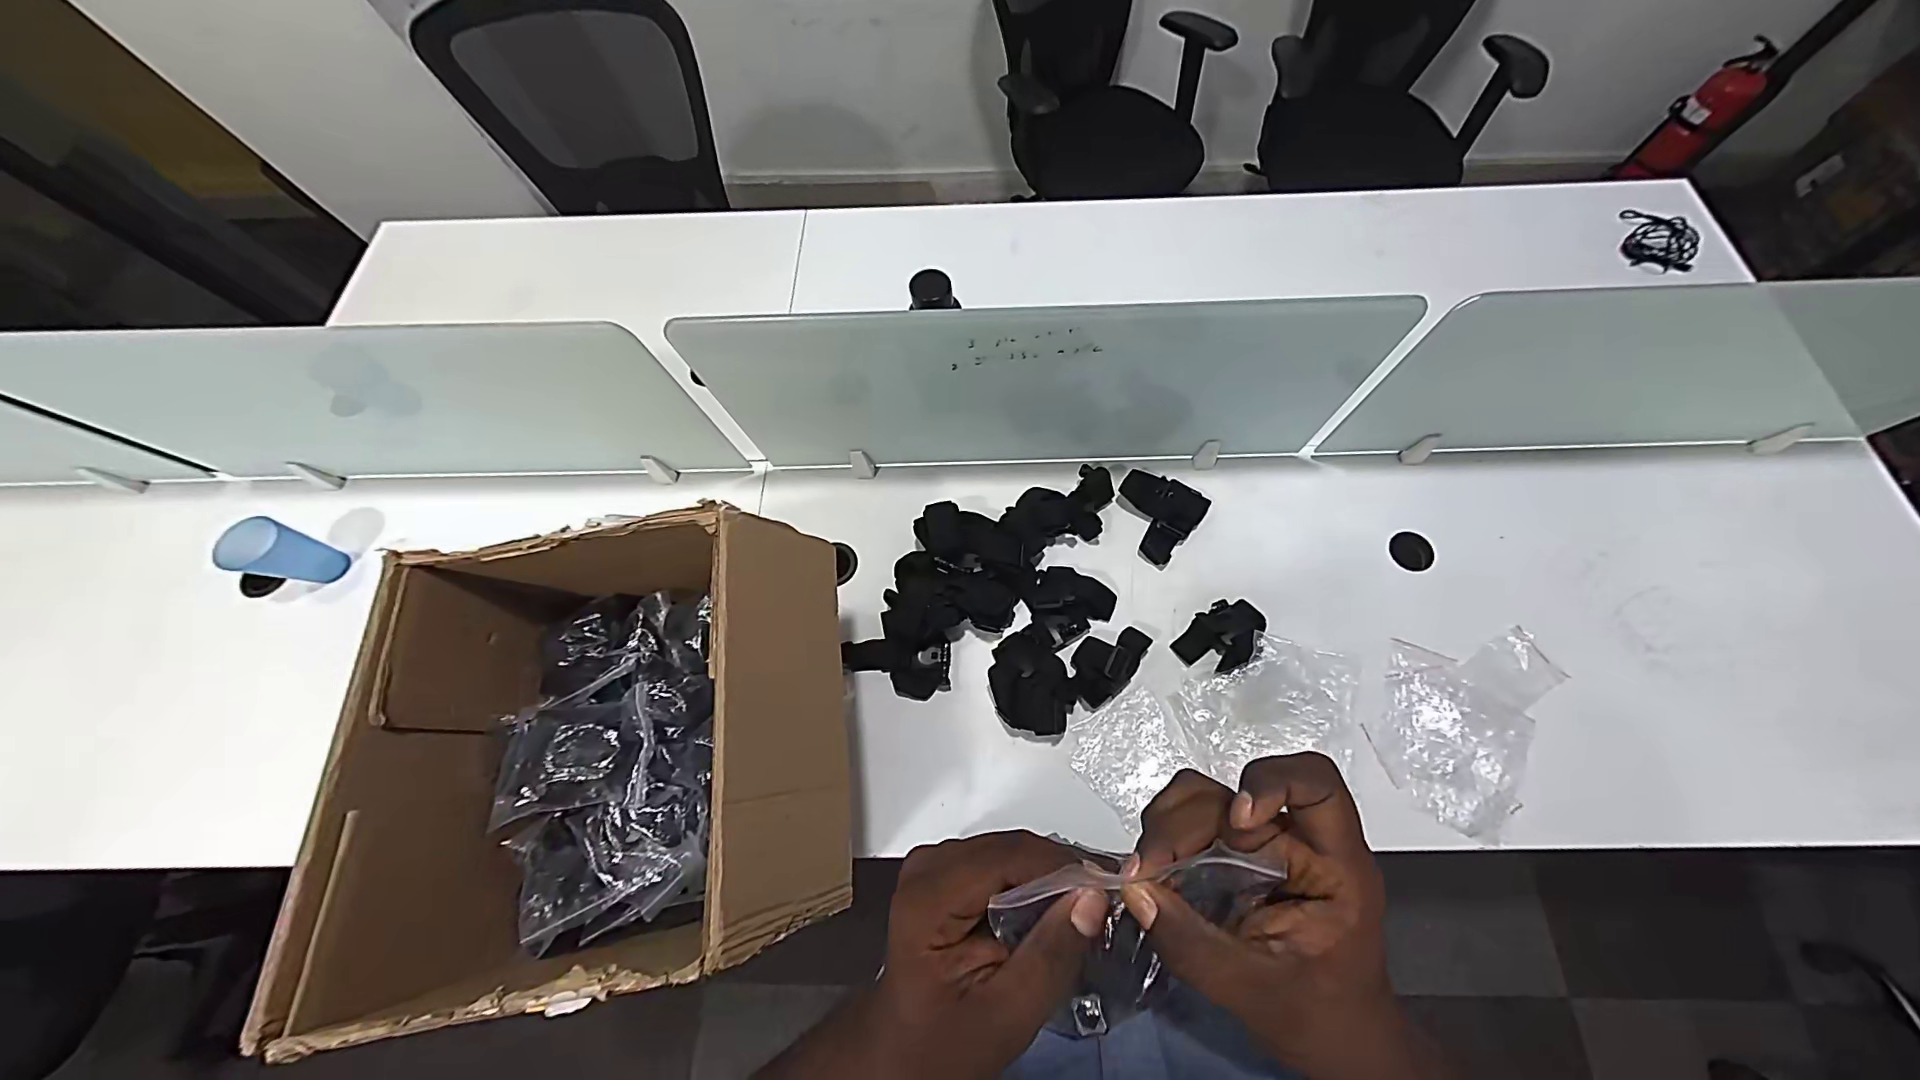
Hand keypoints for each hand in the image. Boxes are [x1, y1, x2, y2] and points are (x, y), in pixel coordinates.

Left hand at [758, 830, 1104, 1079]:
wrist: (904, 1047)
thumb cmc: (946, 1040)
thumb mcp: (1007, 1014)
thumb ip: (1050, 954)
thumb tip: (1091, 898)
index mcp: (928, 897)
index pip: (1009, 857)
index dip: (1062, 867)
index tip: (1105, 889)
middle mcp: (926, 865)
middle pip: (1009, 847)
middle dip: (1059, 871)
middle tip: (1099, 903)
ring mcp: (932, 863)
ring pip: (1008, 848)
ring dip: (1047, 872)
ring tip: (1079, 907)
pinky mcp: (942, 869)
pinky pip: (997, 857)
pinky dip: (1029, 877)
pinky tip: (1048, 906)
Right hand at [1122, 754, 1448, 1079]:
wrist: (1335, 1040)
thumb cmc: (1321, 1019)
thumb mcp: (1258, 993)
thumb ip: (1194, 946)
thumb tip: (1136, 893)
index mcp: (1333, 866)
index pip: (1315, 785)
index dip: (1272, 783)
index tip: (1237, 823)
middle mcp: (1294, 841)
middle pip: (1230, 791)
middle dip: (1183, 825)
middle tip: (1152, 868)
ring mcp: (1259, 842)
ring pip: (1202, 797)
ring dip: (1165, 824)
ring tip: (1149, 867)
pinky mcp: (1230, 852)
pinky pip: (1187, 818)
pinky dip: (1162, 835)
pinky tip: (1153, 869)